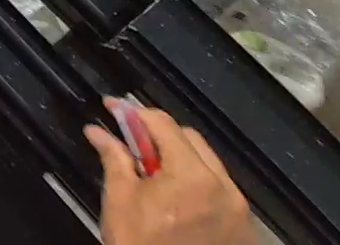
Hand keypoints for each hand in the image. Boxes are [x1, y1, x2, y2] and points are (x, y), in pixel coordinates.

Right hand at [87, 97, 253, 244]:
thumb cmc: (141, 242)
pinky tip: (168, 188)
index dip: (132, 111)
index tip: (110, 107)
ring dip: (175, 152)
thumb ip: (113, 157)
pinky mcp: (241, 228)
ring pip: (206, 161)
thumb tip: (97, 131)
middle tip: (126, 136)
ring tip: (146, 164)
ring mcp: (237, 210)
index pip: (163, 125)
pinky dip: (192, 175)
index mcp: (192, 176)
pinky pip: (216, 186)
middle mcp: (223, 188)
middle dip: (156, 130)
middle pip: (190, 138)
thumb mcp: (119, 196)